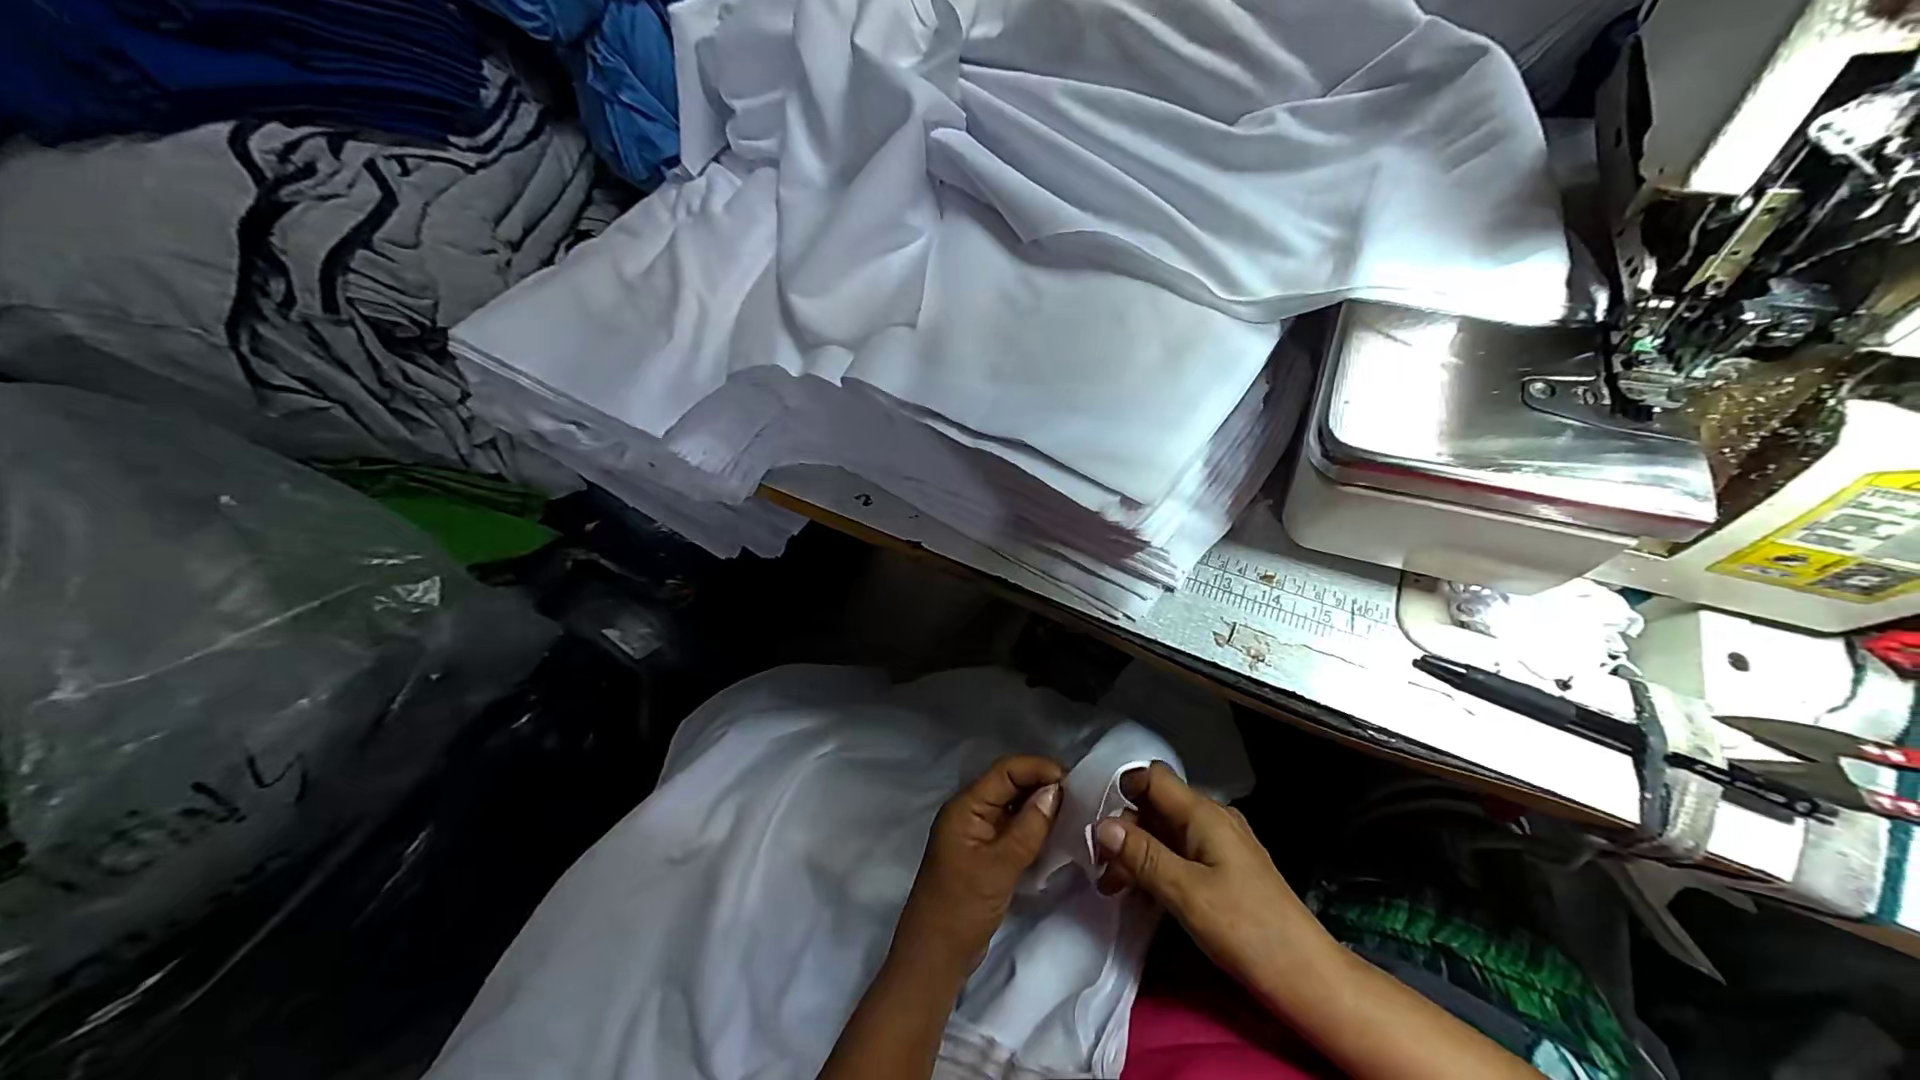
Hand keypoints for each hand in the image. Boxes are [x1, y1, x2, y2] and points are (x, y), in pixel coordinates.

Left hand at [892, 755, 1063, 976]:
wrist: (936, 955)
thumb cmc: (962, 906)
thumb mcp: (1000, 865)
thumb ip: (1029, 826)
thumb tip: (1056, 790)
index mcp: (965, 807)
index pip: (1005, 772)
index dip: (1037, 769)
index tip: (1072, 780)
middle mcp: (970, 813)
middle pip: (1009, 785)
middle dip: (1042, 784)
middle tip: (1080, 795)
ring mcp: (977, 834)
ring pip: (1012, 806)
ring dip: (1039, 805)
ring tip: (1074, 810)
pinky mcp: (985, 853)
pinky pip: (1012, 828)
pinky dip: (1033, 826)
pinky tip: (1056, 833)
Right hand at [1093, 762, 1330, 992]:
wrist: (1307, 977)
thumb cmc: (1246, 928)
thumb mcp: (1185, 892)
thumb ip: (1142, 855)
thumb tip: (1101, 825)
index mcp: (1205, 814)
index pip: (1153, 777)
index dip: (1121, 789)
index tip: (1095, 820)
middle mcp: (1213, 819)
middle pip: (1156, 806)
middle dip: (1124, 830)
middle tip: (1099, 867)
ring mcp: (1221, 844)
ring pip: (1166, 832)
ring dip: (1137, 852)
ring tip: (1112, 886)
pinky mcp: (1224, 869)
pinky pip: (1180, 853)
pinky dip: (1156, 867)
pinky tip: (1141, 893)